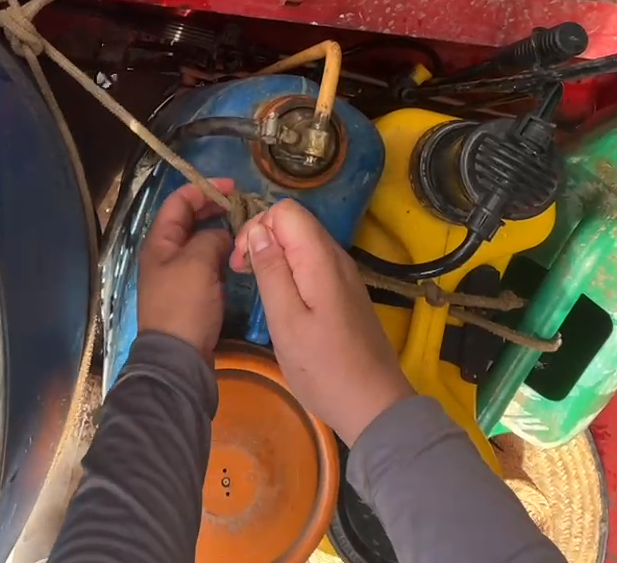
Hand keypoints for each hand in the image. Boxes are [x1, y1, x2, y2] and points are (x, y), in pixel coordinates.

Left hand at [137, 178, 234, 356]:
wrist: (178, 359)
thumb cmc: (184, 304)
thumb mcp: (198, 263)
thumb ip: (211, 238)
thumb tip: (222, 234)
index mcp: (159, 241)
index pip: (178, 202)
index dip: (203, 189)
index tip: (231, 186)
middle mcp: (164, 254)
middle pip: (188, 220)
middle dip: (213, 208)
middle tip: (241, 204)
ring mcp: (177, 274)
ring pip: (198, 241)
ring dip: (219, 231)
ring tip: (244, 226)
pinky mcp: (190, 292)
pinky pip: (206, 262)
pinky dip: (220, 253)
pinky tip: (237, 254)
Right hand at [231, 200, 413, 443]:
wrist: (374, 405)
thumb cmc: (324, 366)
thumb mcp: (286, 321)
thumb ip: (271, 271)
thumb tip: (258, 230)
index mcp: (320, 258)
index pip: (285, 210)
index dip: (257, 227)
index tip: (242, 262)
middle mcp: (335, 256)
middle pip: (294, 222)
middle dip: (263, 238)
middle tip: (244, 274)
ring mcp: (343, 273)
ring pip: (302, 241)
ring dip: (275, 254)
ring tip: (259, 287)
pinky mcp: (345, 290)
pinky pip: (312, 261)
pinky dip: (291, 269)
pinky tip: (282, 298)